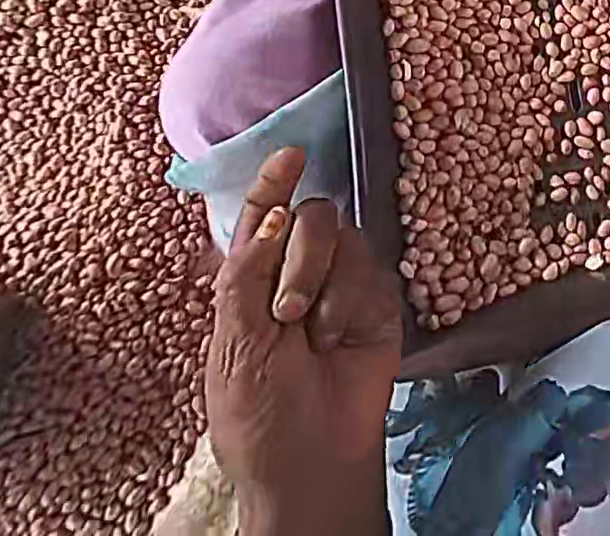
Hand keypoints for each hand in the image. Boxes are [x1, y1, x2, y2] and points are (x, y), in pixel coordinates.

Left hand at [204, 147, 400, 534]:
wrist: (315, 454)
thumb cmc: (258, 407)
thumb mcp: (234, 344)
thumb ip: (247, 275)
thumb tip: (274, 216)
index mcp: (256, 274)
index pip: (265, 213)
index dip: (275, 181)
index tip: (292, 155)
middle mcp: (300, 266)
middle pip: (309, 215)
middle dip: (299, 257)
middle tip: (288, 311)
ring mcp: (341, 277)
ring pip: (341, 236)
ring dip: (322, 283)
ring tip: (314, 334)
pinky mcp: (375, 293)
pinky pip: (367, 269)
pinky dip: (348, 302)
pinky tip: (339, 338)